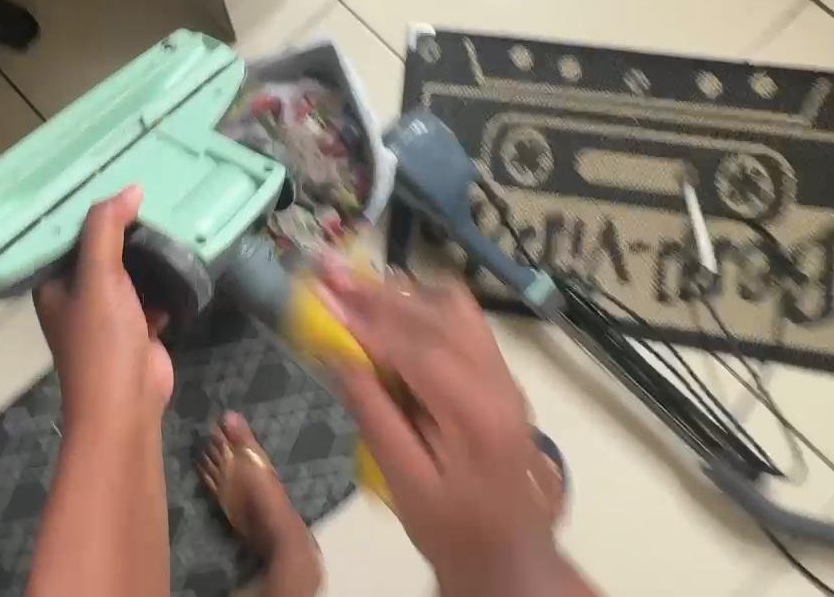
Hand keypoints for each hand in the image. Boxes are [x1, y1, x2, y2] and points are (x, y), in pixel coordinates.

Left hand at [35, 186, 173, 433]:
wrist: (127, 407)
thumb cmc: (101, 340)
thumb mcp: (99, 276)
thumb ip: (108, 229)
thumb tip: (131, 188)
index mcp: (56, 283)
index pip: (67, 235)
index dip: (86, 207)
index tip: (108, 173)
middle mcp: (78, 295)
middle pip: (101, 250)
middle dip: (122, 226)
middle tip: (147, 188)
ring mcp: (109, 313)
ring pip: (128, 271)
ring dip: (146, 251)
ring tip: (167, 211)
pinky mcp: (138, 327)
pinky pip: (151, 292)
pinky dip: (164, 278)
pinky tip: (182, 253)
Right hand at [319, 265, 578, 596]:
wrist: (512, 559)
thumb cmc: (452, 528)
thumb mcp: (404, 480)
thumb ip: (372, 412)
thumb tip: (334, 352)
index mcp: (474, 413)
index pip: (414, 347)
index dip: (363, 318)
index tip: (321, 294)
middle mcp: (496, 380)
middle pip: (432, 315)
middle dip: (375, 292)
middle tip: (328, 273)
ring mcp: (503, 373)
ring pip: (451, 306)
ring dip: (401, 293)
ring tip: (355, 287)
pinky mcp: (498, 372)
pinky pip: (461, 318)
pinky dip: (422, 304)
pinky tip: (392, 308)